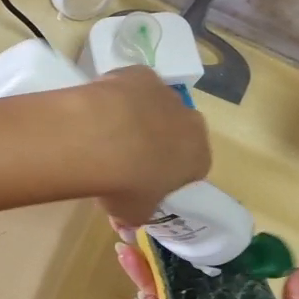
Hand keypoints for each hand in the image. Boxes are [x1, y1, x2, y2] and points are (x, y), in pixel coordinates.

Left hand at [80, 66, 209, 223]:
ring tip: (106, 134)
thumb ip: (138, 216)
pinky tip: (101, 109)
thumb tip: (127, 224)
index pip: (192, 168)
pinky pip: (134, 86)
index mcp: (199, 157)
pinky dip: (121, 95)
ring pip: (155, 107)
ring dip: (138, 118)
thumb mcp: (134, 214)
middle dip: (158, 143)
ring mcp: (166, 93)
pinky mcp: (141, 74)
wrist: (100, 139)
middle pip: (177, 133)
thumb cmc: (126, 185)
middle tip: (127, 159)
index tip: (146, 183)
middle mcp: (190, 121)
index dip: (169, 176)